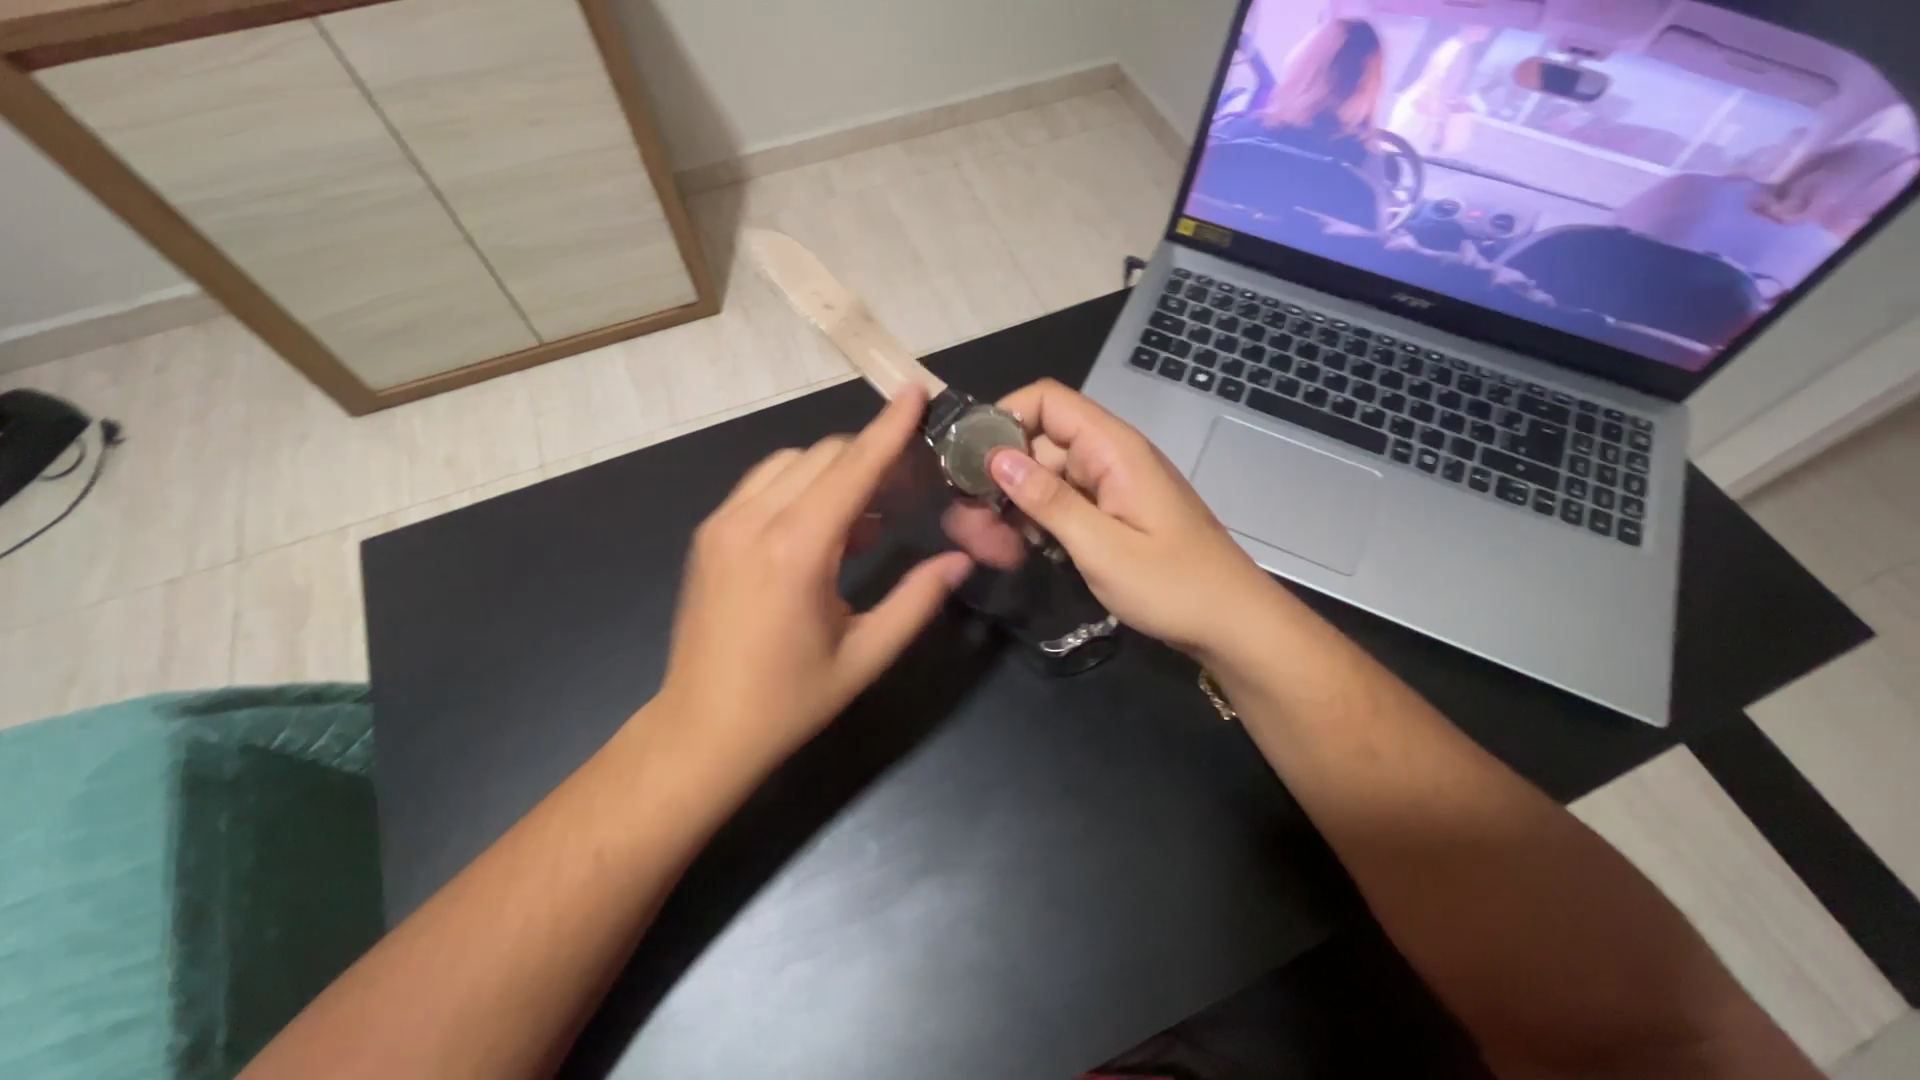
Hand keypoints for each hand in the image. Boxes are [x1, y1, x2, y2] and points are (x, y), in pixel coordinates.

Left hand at [653, 388, 973, 772]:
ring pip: (790, 463)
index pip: (852, 468)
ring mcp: (723, 523)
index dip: (889, 428)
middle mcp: (754, 521)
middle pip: (823, 456)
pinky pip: (762, 484)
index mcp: (797, 550)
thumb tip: (961, 559)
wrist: (703, 727)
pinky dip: (799, 486)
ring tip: (868, 519)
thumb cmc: (790, 700)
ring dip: (834, 472)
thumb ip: (917, 600)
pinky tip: (823, 529)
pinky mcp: (709, 534)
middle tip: (909, 492)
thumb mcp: (866, 656)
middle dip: (871, 458)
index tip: (915, 392)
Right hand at [966, 379, 1295, 657]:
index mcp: (1113, 449)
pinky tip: (1022, 554)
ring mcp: (1109, 487)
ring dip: (1011, 508)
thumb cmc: (1174, 586)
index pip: (1047, 401)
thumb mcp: (1102, 547)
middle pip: (1036, 443)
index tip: (968, 464)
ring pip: (1042, 478)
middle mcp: (1108, 457)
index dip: (1002, 420)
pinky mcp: (1109, 514)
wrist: (1232, 624)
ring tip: (994, 551)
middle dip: (996, 479)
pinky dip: (1035, 523)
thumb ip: (1048, 500)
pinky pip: (1060, 504)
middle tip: (970, 529)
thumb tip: (995, 457)